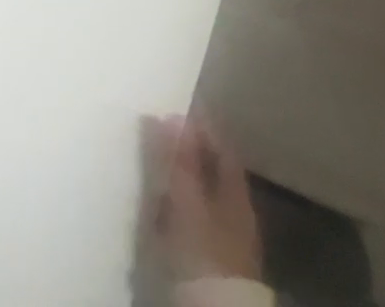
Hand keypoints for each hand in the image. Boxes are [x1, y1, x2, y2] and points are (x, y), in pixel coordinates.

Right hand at [147, 115, 262, 282]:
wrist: (213, 305)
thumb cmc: (203, 248)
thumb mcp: (187, 202)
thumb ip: (179, 161)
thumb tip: (172, 114)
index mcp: (234, 192)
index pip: (221, 147)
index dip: (203, 123)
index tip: (179, 99)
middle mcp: (232, 207)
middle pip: (212, 166)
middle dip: (188, 144)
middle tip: (157, 121)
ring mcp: (221, 230)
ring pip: (200, 187)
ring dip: (179, 168)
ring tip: (150, 151)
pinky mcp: (205, 248)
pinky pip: (189, 208)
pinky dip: (173, 193)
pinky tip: (155, 194)